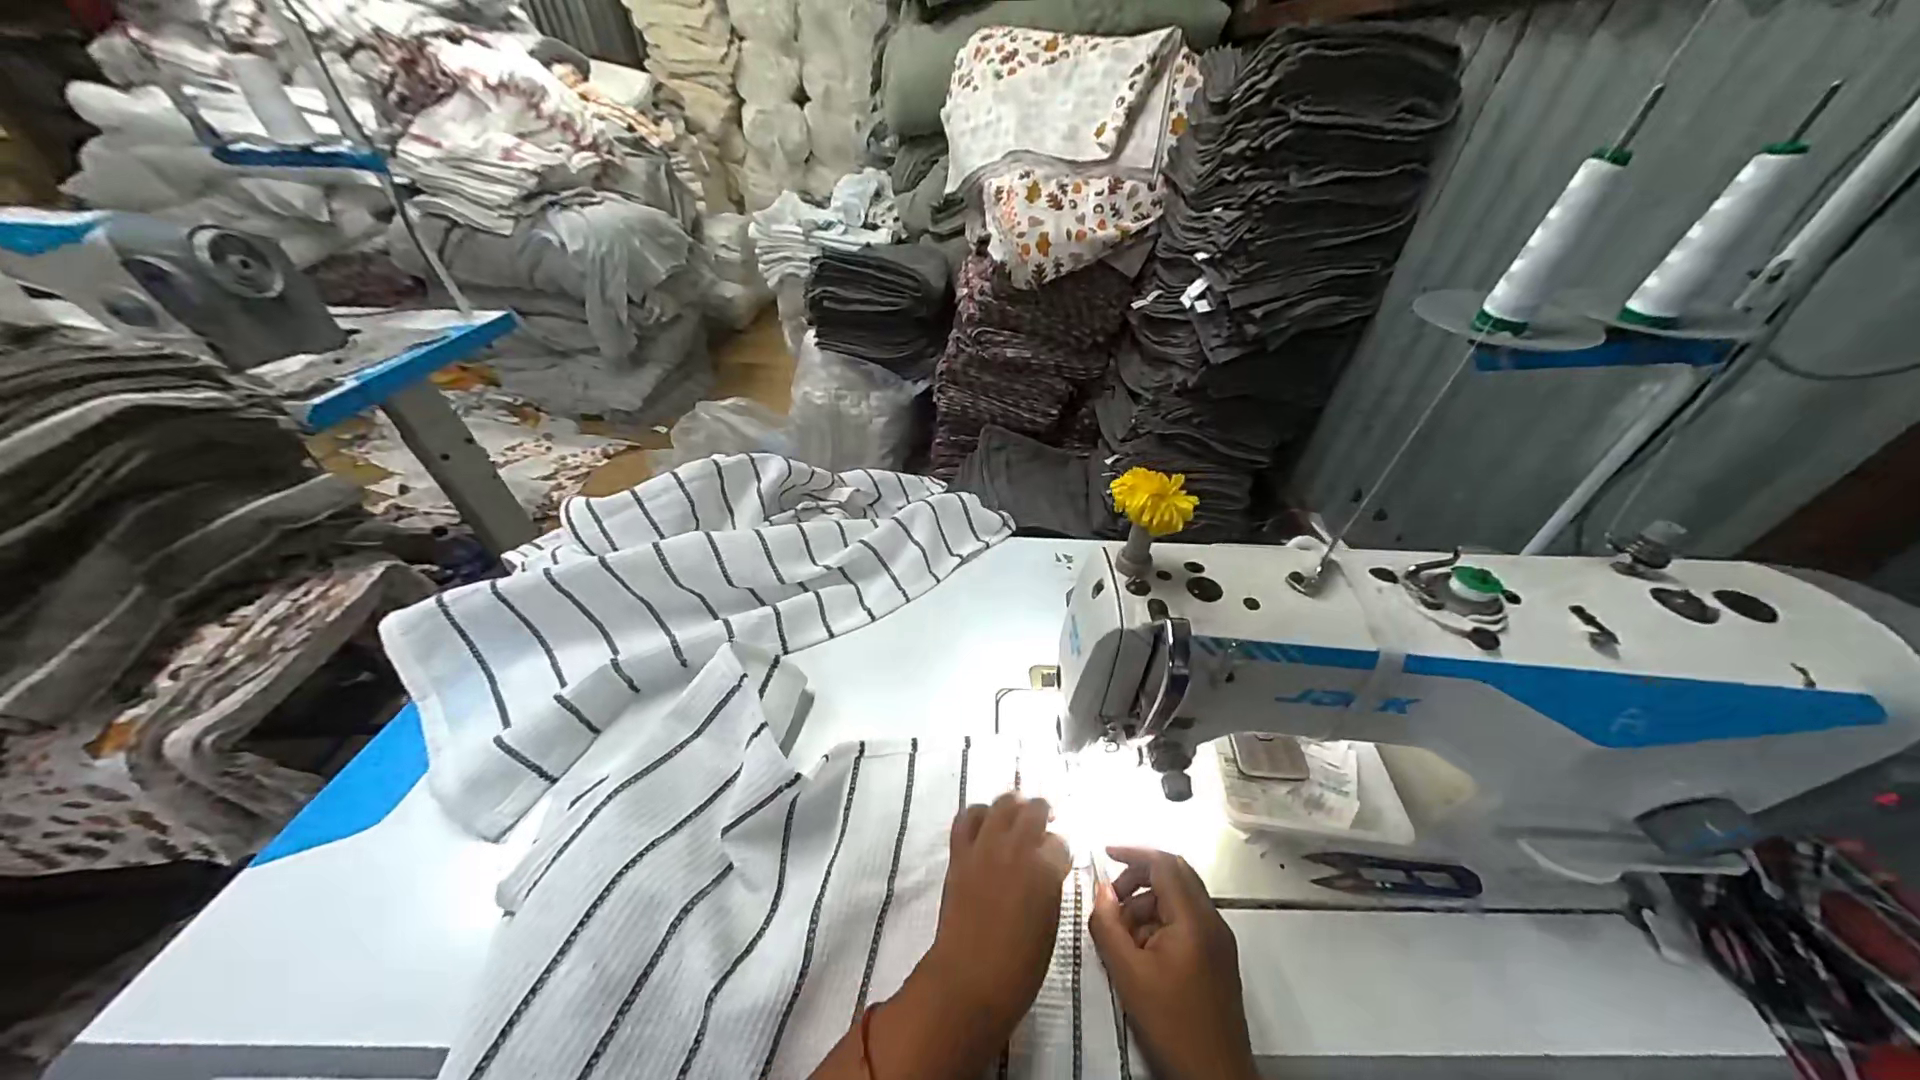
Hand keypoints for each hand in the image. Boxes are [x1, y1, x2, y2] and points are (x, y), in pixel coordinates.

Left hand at [808, 793, 1070, 1079]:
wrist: (968, 979)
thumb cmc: (1019, 965)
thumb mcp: (1051, 923)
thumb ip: (1051, 885)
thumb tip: (1048, 867)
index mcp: (1046, 869)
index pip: (1061, 842)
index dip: (1062, 850)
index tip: (1060, 858)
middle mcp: (1016, 848)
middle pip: (1035, 810)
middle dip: (1044, 814)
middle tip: (1045, 823)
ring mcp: (985, 847)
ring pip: (1002, 804)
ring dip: (1014, 806)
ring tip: (1018, 816)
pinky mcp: (960, 853)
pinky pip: (967, 817)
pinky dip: (979, 814)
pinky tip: (986, 823)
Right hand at [1089, 846, 1257, 1079]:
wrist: (1215, 1077)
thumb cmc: (1171, 1023)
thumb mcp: (1128, 973)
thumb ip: (1108, 925)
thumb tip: (1101, 890)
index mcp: (1193, 919)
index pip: (1164, 863)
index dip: (1132, 852)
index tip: (1105, 853)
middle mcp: (1212, 921)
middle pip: (1175, 874)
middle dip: (1138, 877)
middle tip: (1111, 897)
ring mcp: (1219, 940)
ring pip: (1179, 898)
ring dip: (1147, 903)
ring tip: (1122, 934)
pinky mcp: (1218, 957)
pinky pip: (1186, 920)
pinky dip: (1160, 921)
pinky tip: (1141, 950)